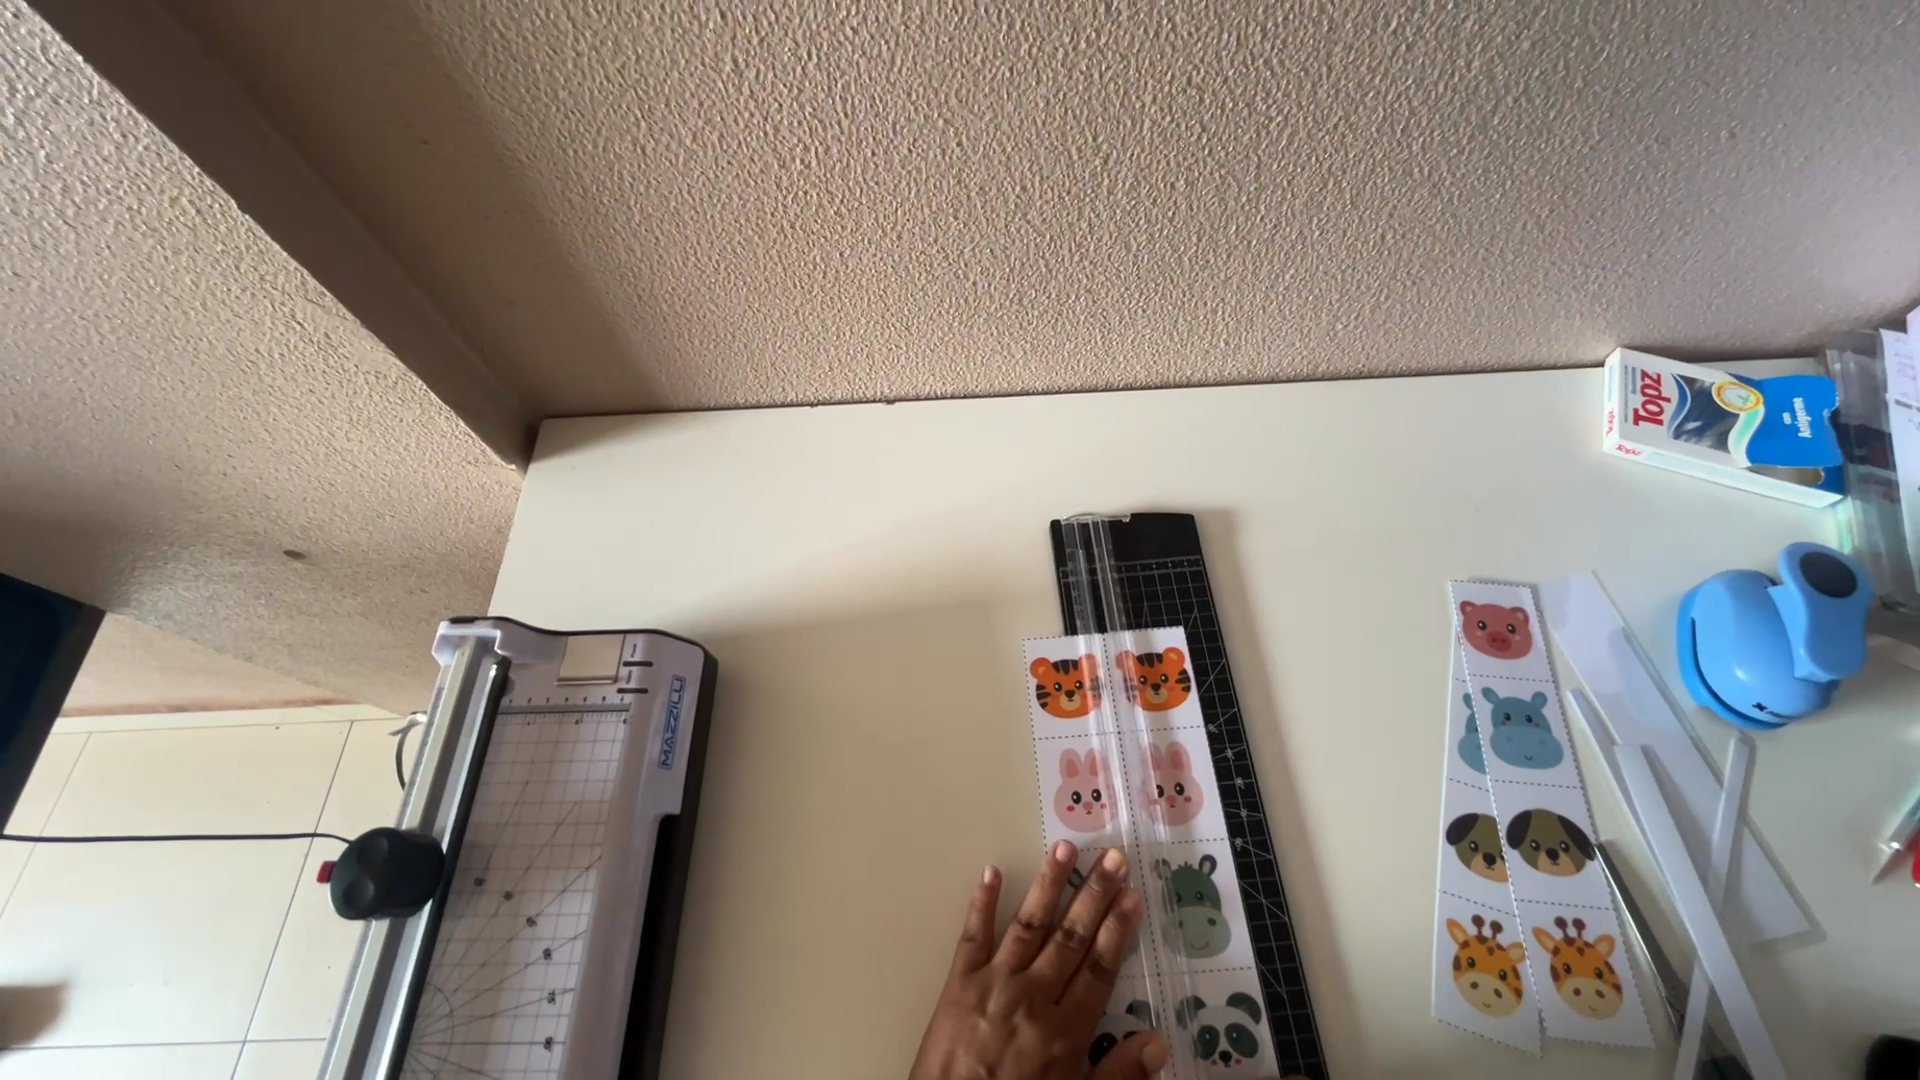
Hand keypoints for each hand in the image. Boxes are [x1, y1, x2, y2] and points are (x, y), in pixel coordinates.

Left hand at [908, 840, 1164, 1079]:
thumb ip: (1118, 1075)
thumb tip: (1158, 1042)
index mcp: (1064, 1031)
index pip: (1100, 969)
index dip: (1118, 930)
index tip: (1132, 896)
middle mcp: (1033, 997)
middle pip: (1070, 937)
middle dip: (1094, 894)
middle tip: (1111, 856)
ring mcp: (995, 983)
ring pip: (1028, 924)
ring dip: (1048, 883)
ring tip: (1063, 846)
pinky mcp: (959, 982)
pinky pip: (973, 935)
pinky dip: (982, 902)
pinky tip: (991, 871)